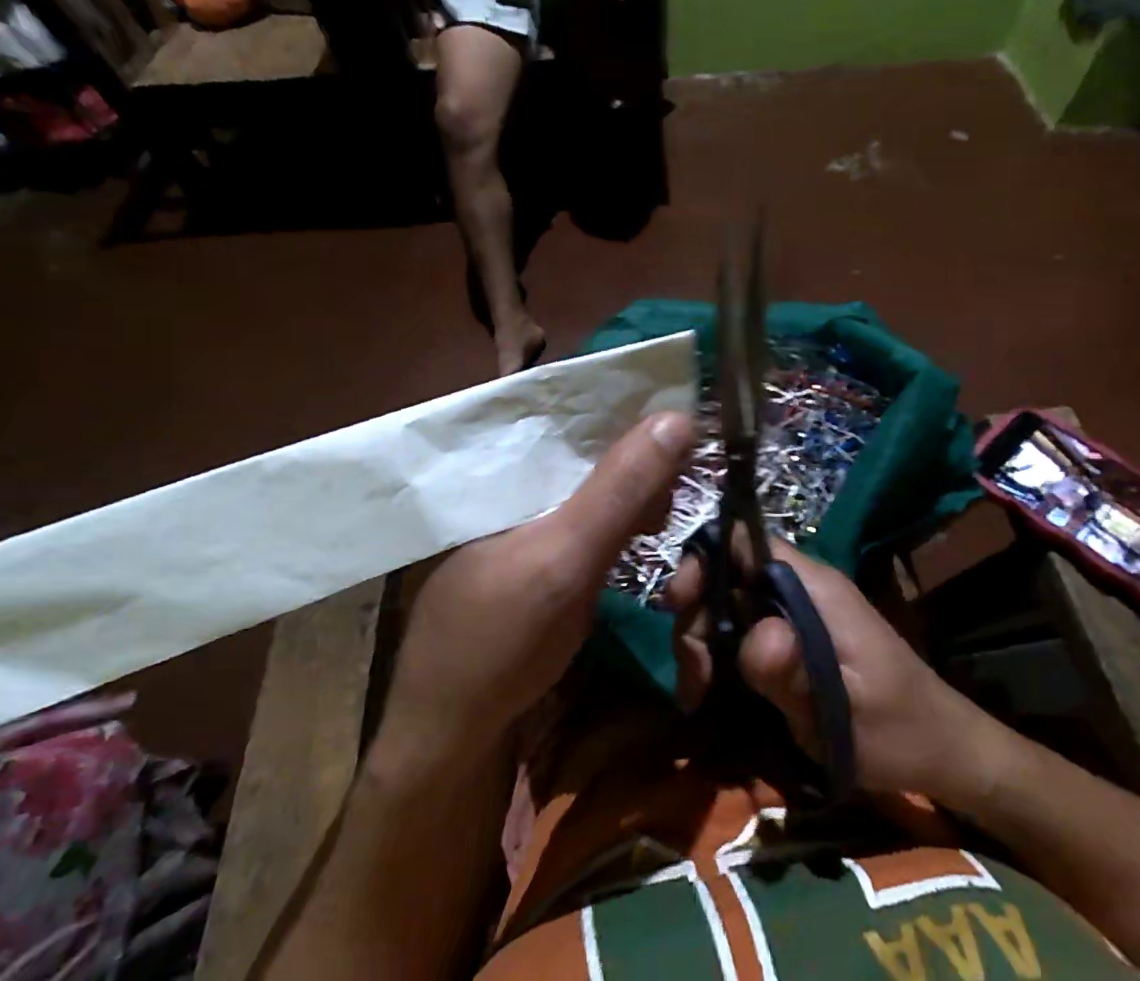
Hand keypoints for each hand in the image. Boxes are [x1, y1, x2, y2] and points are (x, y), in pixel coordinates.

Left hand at [378, 411, 696, 759]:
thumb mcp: (564, 556)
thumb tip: (677, 417)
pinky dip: (620, 527)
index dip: (625, 404)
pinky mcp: (538, 559)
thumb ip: (618, 490)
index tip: (683, 413)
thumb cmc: (498, 639)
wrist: (456, 735)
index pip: (564, 409)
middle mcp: (505, 486)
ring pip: (591, 488)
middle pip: (584, 448)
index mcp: (493, 468)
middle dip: (639, 459)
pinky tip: (644, 534)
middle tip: (683, 478)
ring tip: (667, 511)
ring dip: (635, 496)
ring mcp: (521, 524)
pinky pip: (588, 525)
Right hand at [665, 539, 992, 798]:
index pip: (746, 542)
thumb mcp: (841, 710)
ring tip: (696, 694)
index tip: (679, 608)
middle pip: (728, 576)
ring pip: (729, 606)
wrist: (942, 749)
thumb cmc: (897, 729)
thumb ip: (794, 673)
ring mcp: (797, 615)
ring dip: (703, 642)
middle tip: (693, 678)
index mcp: (815, 589)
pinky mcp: (794, 641)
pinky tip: (708, 692)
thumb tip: (752, 635)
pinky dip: (718, 656)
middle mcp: (802, 591)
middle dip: (697, 617)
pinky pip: (743, 632)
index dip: (705, 561)